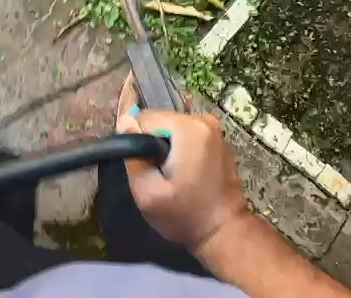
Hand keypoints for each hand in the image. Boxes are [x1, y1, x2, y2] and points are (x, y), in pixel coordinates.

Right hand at [118, 97, 249, 254]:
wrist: (226, 233)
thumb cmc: (185, 216)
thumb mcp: (148, 194)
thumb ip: (133, 157)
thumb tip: (125, 122)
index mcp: (187, 127)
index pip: (145, 118)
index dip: (137, 141)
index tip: (146, 168)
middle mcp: (202, 119)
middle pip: (160, 120)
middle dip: (152, 144)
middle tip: (158, 174)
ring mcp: (212, 126)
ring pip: (171, 126)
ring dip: (165, 146)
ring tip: (171, 174)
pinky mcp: (216, 136)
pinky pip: (185, 132)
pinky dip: (179, 147)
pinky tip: (184, 170)